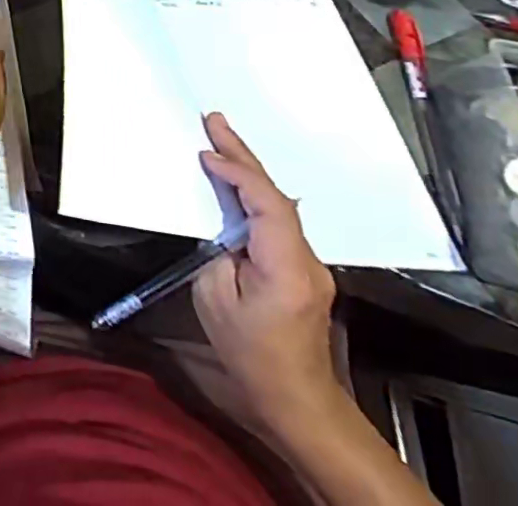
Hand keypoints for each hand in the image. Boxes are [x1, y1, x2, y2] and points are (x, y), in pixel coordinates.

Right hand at [192, 113, 341, 428]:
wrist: (296, 397)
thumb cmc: (250, 354)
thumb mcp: (215, 301)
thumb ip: (217, 253)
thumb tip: (223, 225)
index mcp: (287, 267)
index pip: (267, 205)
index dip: (238, 173)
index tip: (207, 153)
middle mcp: (307, 259)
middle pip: (276, 196)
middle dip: (243, 156)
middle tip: (217, 120)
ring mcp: (310, 263)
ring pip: (279, 206)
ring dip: (249, 173)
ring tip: (222, 142)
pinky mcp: (304, 269)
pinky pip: (278, 222)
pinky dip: (255, 197)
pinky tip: (237, 184)